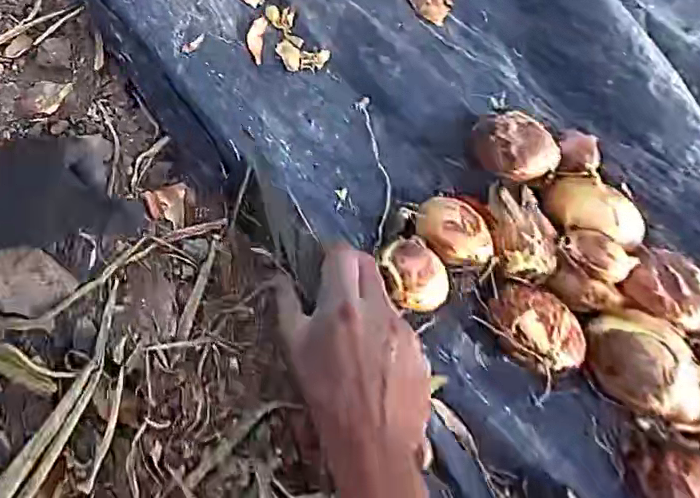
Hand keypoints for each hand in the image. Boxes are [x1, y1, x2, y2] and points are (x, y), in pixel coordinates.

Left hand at [0, 136, 144, 264]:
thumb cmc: (21, 211)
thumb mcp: (71, 215)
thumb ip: (107, 214)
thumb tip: (146, 217)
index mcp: (58, 147)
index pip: (91, 155)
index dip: (98, 184)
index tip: (93, 213)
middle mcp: (36, 146)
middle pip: (69, 168)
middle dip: (77, 198)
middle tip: (75, 226)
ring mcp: (11, 159)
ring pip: (47, 180)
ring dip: (55, 204)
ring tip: (53, 232)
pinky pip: (24, 187)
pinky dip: (33, 206)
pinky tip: (25, 228)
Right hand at [275, 243, 430, 497]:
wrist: (373, 447)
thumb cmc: (325, 394)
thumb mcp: (294, 347)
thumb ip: (286, 303)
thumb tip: (278, 275)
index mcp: (343, 304)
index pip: (343, 252)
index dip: (331, 254)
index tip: (322, 266)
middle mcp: (378, 309)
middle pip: (368, 264)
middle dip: (352, 268)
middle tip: (338, 287)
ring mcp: (404, 331)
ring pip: (385, 297)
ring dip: (369, 302)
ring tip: (356, 333)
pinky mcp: (421, 352)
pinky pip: (401, 327)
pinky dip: (387, 331)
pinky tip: (376, 357)